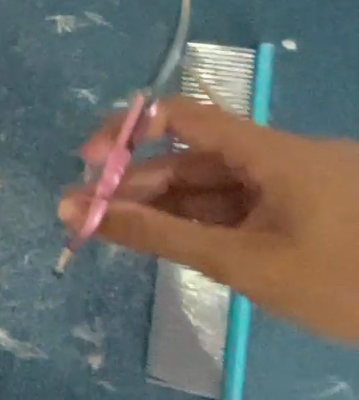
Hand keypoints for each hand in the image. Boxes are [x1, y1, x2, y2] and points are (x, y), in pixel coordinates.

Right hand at [58, 96, 358, 340]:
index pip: (184, 116)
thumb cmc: (352, 283)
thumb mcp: (242, 263)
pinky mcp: (314, 215)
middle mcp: (287, 160)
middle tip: (82, 215)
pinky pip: (238, 207)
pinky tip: (168, 242)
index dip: (127, 131)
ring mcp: (304, 189)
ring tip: (113, 232)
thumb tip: (69, 211)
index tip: (89, 165)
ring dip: (159, 206)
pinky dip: (196, 221)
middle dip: (132, 184)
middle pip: (191, 158)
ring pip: (210, 186)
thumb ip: (153, 234)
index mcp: (278, 155)